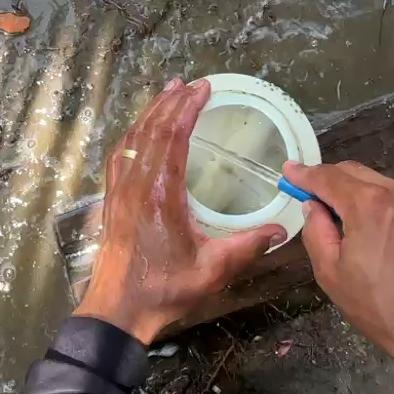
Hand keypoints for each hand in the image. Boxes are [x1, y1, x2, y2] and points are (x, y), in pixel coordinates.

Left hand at [73, 79, 287, 342]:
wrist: (118, 309)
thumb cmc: (165, 289)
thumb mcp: (213, 269)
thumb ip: (247, 246)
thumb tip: (281, 230)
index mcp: (162, 192)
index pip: (173, 136)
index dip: (187, 108)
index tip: (202, 89)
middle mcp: (137, 182)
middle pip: (153, 129)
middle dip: (172, 102)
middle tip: (191, 84)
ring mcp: (120, 188)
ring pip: (134, 137)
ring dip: (152, 112)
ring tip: (169, 93)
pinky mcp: (112, 198)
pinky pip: (121, 153)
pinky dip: (134, 132)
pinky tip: (141, 129)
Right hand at [283, 160, 393, 393]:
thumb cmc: (383, 310)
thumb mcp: (332, 275)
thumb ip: (316, 232)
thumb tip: (314, 207)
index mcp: (368, 204)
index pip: (327, 177)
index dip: (304, 174)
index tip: (289, 172)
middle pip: (355, 173)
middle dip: (331, 181)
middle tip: (316, 198)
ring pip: (383, 186)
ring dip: (362, 195)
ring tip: (355, 226)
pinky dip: (391, 210)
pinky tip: (390, 240)